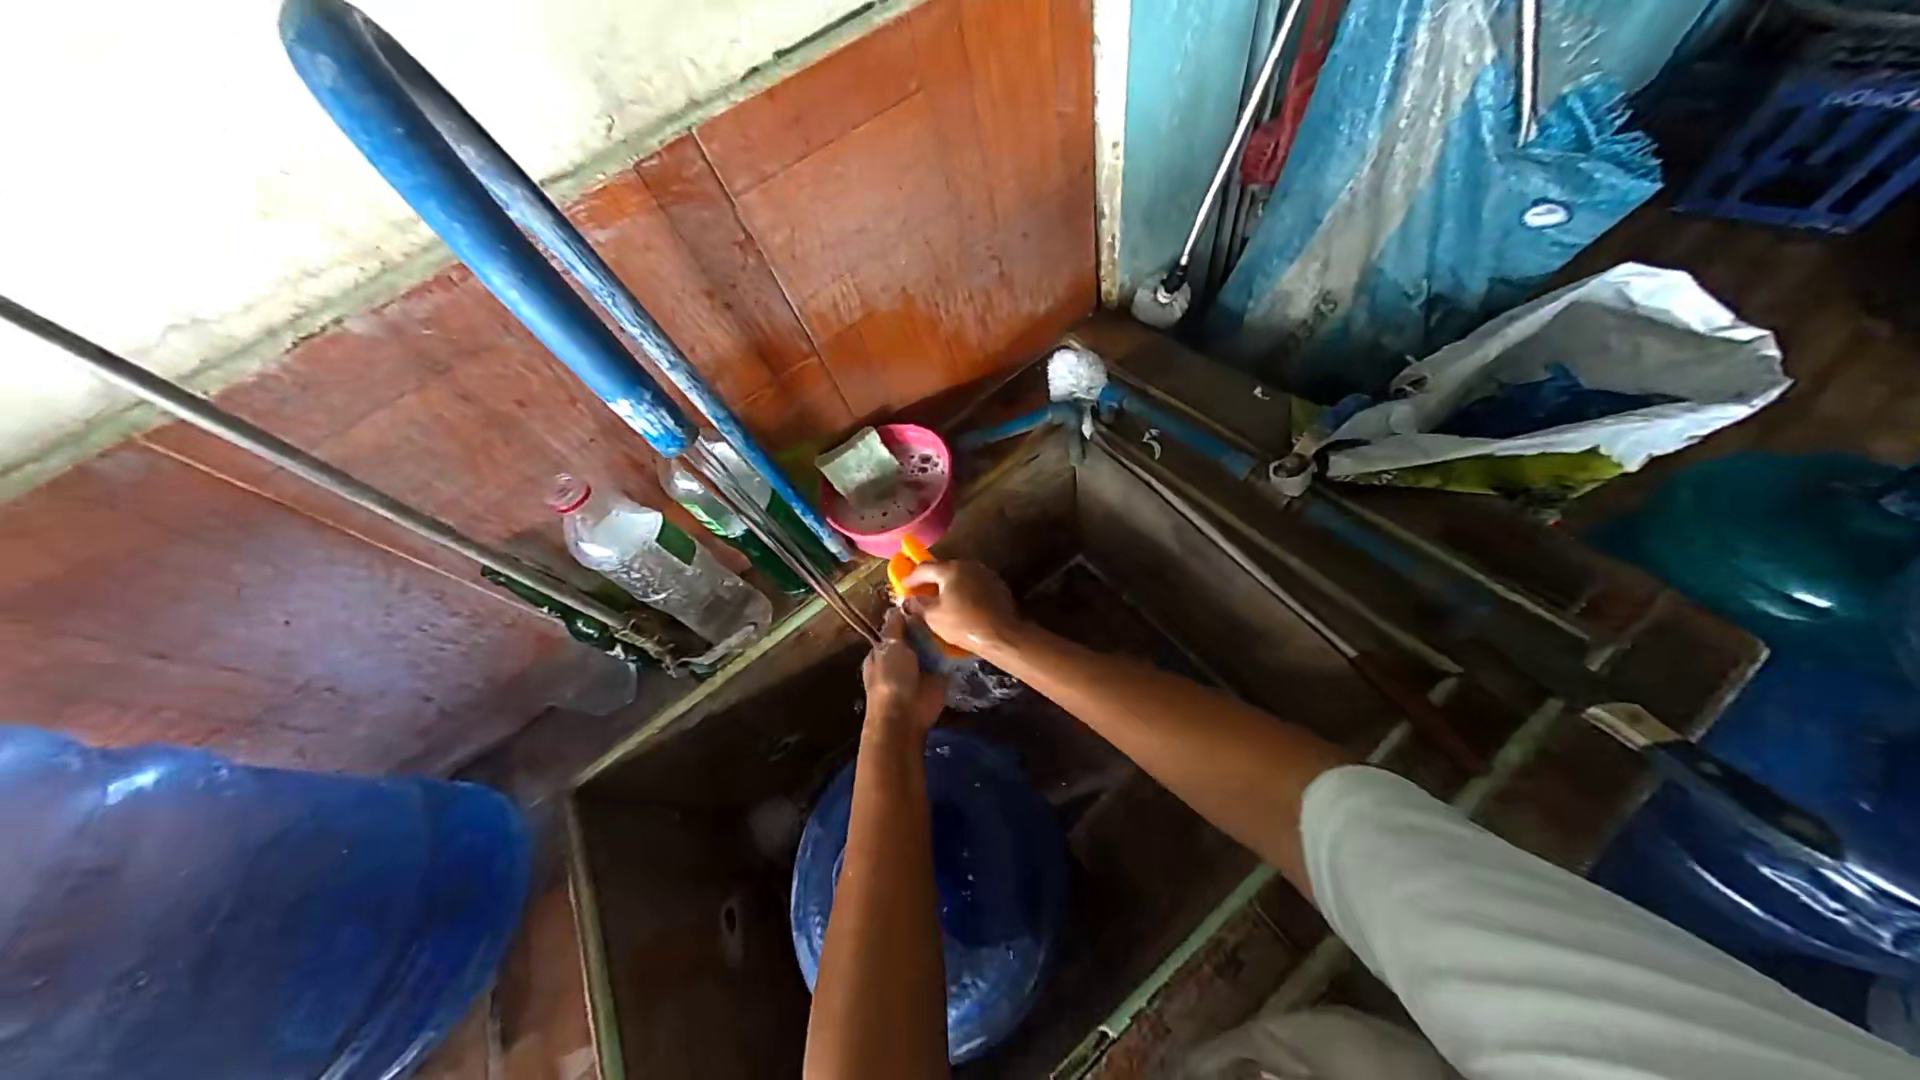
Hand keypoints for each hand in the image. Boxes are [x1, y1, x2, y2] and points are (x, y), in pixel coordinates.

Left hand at [862, 610, 946, 735]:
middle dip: (927, 625)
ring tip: (954, 618)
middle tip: (943, 607)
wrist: (905, 715)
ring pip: (931, 645)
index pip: (896, 628)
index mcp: (883, 650)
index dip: (907, 615)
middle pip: (916, 635)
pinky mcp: (937, 677)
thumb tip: (896, 608)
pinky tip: (961, 635)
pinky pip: (945, 659)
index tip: (923, 600)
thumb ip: (894, 627)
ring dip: (940, 637)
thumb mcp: (888, 647)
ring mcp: (920, 667)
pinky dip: (951, 651)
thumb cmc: (890, 679)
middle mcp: (901, 657)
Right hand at [899, 559, 1024, 654]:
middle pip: (943, 569)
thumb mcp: (933, 616)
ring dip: (948, 586)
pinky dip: (964, 591)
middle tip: (920, 592)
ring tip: (941, 599)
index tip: (903, 586)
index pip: (924, 568)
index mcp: (950, 569)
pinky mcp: (997, 585)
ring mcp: (985, 574)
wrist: (1003, 635)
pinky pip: (973, 585)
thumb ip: (918, 604)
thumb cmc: (963, 624)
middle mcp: (969, 565)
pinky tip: (962, 605)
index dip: (911, 577)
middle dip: (930, 580)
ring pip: (960, 577)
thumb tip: (907, 598)